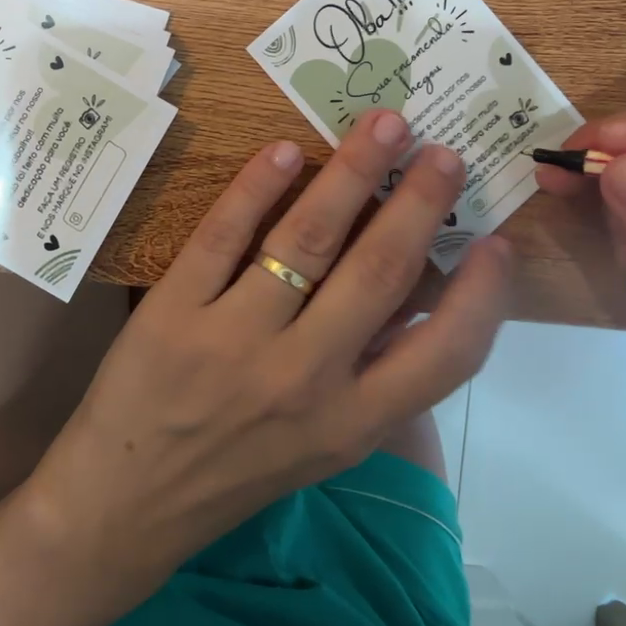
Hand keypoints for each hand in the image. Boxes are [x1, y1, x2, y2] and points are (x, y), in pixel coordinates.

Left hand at [9, 109, 512, 610]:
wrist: (127, 497)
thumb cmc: (230, 471)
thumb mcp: (320, 447)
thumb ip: (369, 379)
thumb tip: (412, 292)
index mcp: (352, 423)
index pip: (445, 354)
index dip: (483, 295)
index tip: (499, 240)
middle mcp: (304, 378)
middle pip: (378, 272)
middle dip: (419, 204)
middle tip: (439, 150)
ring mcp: (235, 339)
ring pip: (308, 239)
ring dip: (350, 174)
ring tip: (381, 128)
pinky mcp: (174, 310)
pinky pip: (223, 235)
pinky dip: (257, 187)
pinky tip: (284, 152)